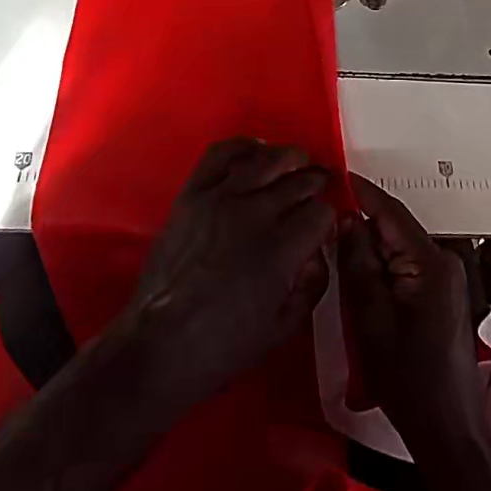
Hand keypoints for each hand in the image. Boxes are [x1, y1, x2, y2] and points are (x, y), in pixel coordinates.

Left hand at [123, 139, 335, 401]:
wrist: (162, 342)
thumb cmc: (225, 344)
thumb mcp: (284, 326)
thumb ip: (311, 285)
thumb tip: (318, 252)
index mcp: (282, 249)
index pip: (320, 212)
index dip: (328, 216)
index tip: (325, 222)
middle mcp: (255, 214)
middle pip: (297, 181)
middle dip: (315, 181)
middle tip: (320, 184)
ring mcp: (220, 198)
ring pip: (264, 160)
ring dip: (288, 156)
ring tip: (297, 160)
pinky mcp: (192, 194)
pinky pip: (220, 155)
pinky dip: (242, 146)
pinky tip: (256, 150)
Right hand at [338, 174, 484, 445]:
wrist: (446, 427)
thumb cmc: (407, 375)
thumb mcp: (371, 316)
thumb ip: (358, 262)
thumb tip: (346, 219)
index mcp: (430, 263)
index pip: (391, 213)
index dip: (361, 192)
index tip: (334, 174)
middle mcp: (444, 262)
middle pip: (394, 229)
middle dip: (360, 221)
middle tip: (322, 214)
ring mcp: (445, 279)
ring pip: (398, 248)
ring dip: (368, 245)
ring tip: (333, 241)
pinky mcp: (440, 296)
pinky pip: (404, 266)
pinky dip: (380, 264)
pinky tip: (357, 273)